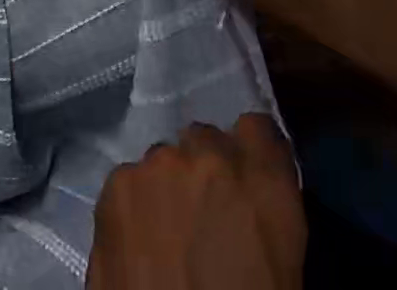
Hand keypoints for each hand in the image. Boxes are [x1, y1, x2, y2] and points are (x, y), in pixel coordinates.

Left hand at [88, 113, 304, 289]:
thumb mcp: (283, 269)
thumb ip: (265, 209)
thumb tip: (249, 201)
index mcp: (262, 181)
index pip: (257, 127)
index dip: (253, 150)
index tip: (250, 174)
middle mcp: (205, 156)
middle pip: (204, 140)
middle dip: (207, 168)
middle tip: (208, 213)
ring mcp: (153, 166)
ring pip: (164, 159)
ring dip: (170, 184)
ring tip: (169, 229)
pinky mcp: (113, 185)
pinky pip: (131, 180)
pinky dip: (136, 202)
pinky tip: (140, 240)